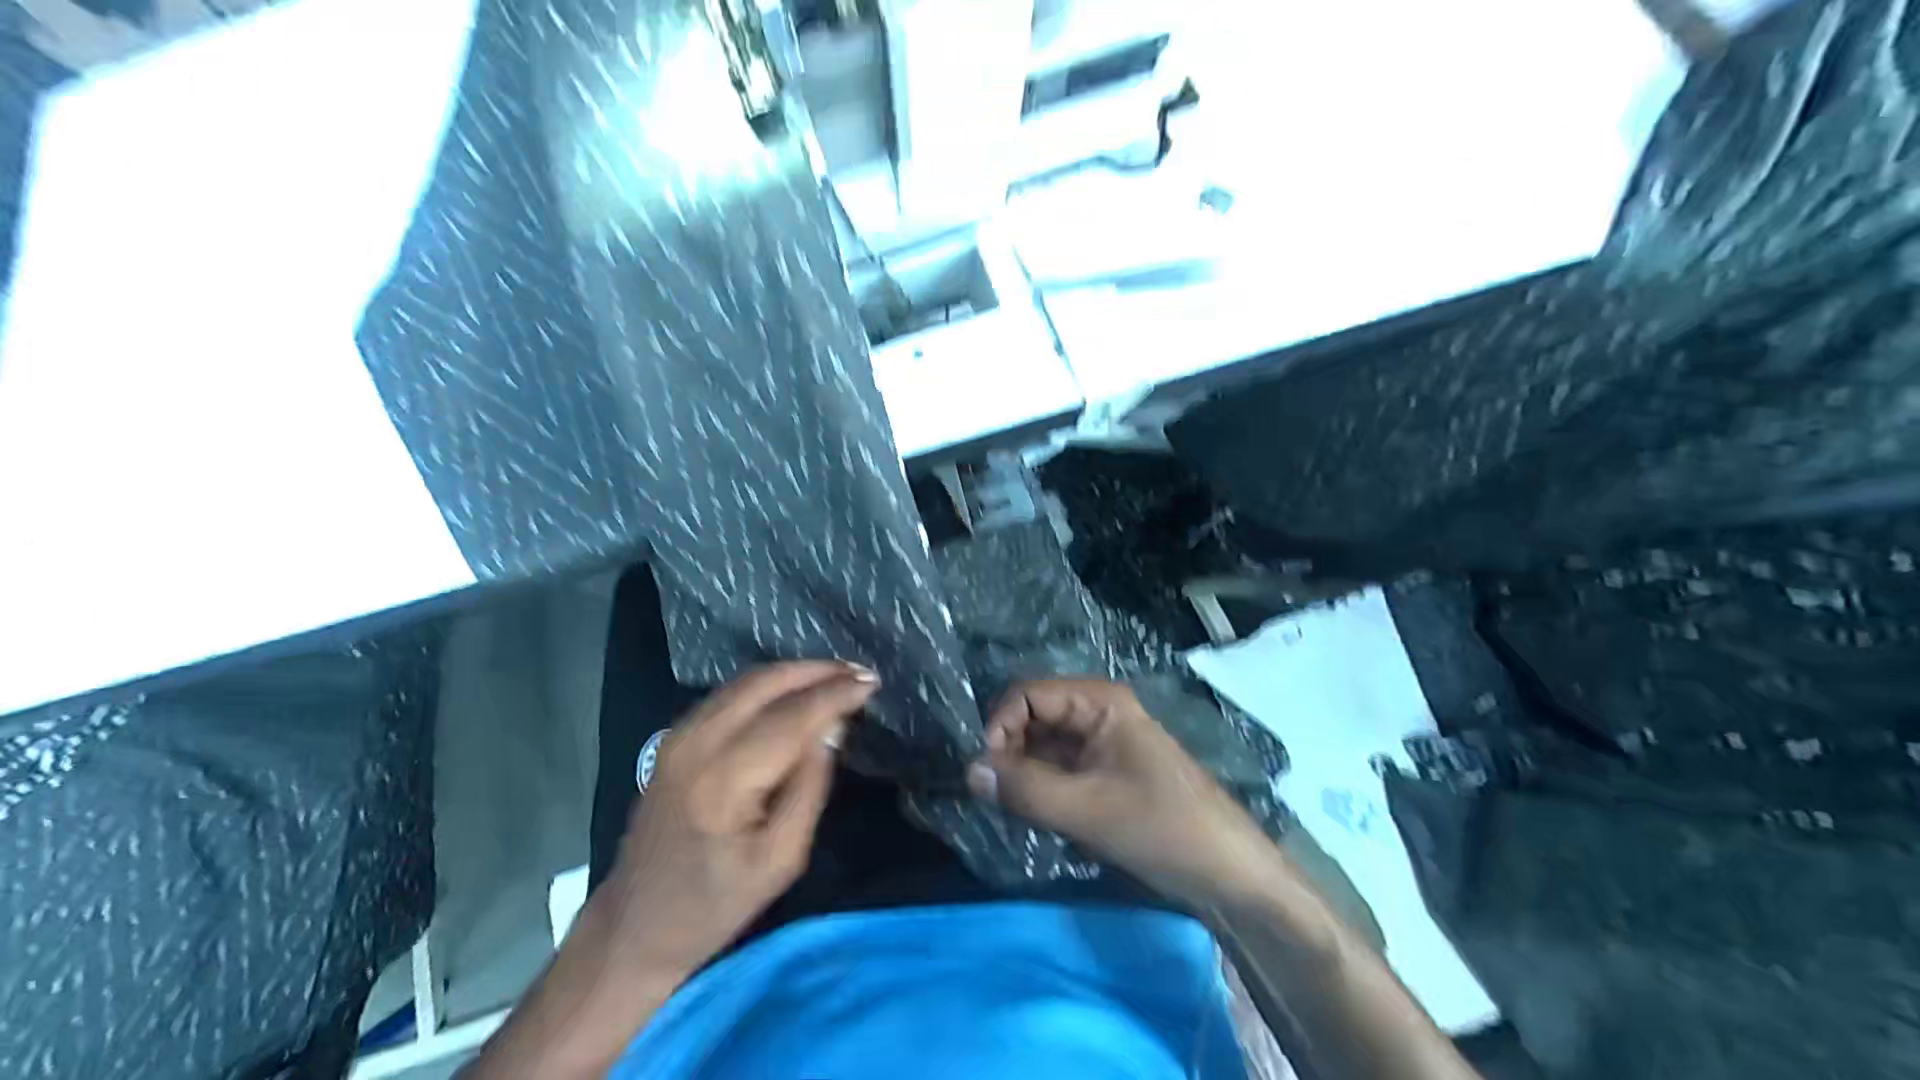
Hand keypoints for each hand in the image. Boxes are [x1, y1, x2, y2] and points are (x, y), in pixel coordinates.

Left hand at [602, 661, 877, 976]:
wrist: (636, 924)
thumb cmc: (717, 903)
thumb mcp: (782, 858)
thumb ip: (810, 786)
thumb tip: (832, 727)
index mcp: (724, 781)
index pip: (791, 717)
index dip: (835, 694)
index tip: (872, 683)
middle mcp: (696, 744)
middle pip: (765, 684)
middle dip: (818, 671)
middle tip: (860, 673)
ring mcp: (679, 736)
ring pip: (746, 681)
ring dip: (795, 672)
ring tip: (837, 676)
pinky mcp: (674, 738)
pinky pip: (730, 694)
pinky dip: (769, 684)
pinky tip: (796, 690)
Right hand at [967, 678, 1279, 908]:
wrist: (1230, 875)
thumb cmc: (1163, 829)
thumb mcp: (1086, 809)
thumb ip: (1024, 788)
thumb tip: (968, 770)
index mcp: (1100, 702)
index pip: (1027, 694)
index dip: (1000, 725)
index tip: (986, 770)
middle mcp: (1098, 713)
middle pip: (1033, 717)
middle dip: (1008, 750)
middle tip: (995, 793)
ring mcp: (1102, 744)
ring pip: (1043, 745)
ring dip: (1022, 771)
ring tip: (1011, 806)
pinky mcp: (1105, 774)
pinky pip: (1058, 769)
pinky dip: (1039, 787)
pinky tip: (1032, 813)